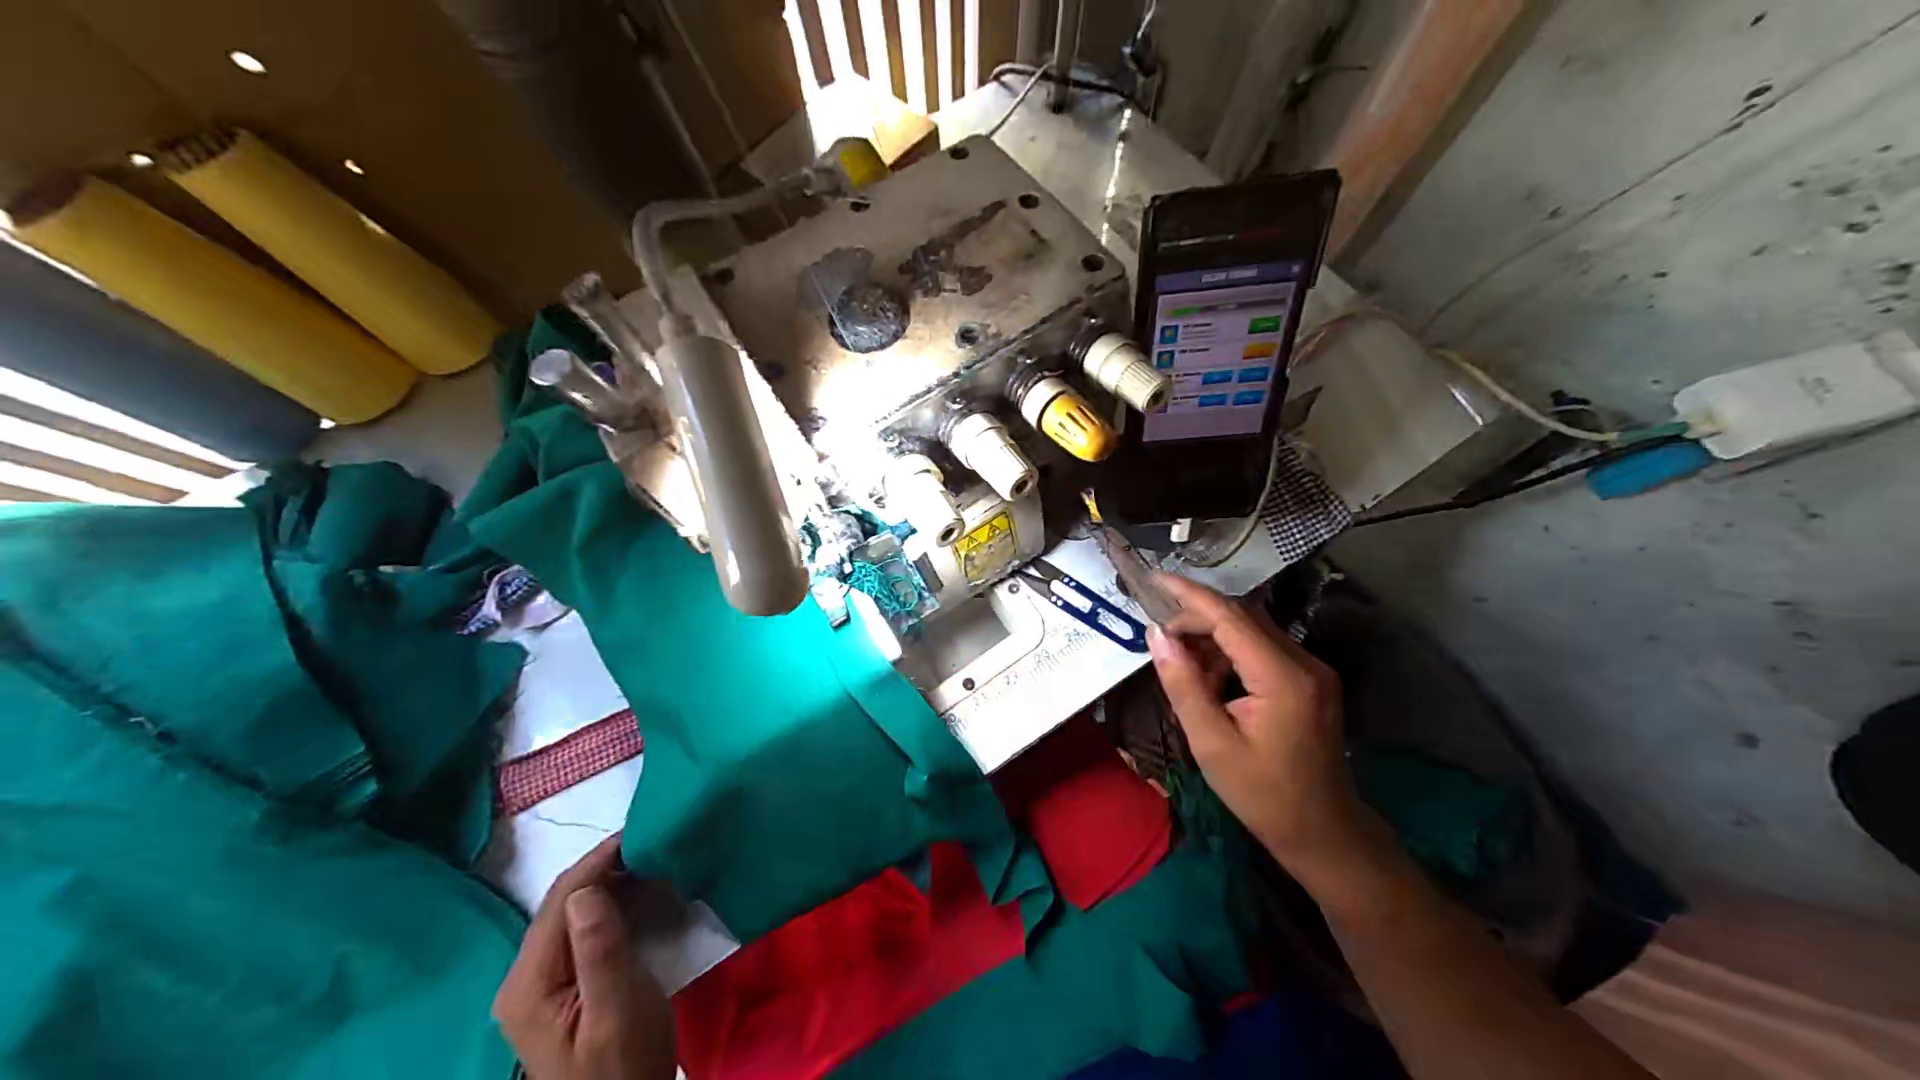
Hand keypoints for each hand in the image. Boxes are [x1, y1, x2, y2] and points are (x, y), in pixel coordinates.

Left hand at [493, 833, 676, 1079]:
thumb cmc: (626, 1067)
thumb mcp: (620, 1010)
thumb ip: (600, 950)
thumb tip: (587, 891)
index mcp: (529, 985)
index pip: (560, 901)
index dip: (598, 862)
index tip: (642, 833)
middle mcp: (523, 979)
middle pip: (560, 904)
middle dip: (604, 867)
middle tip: (651, 840)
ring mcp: (539, 984)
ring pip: (570, 913)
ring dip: (607, 882)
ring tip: (649, 858)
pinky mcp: (559, 988)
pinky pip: (579, 930)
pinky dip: (607, 904)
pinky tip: (635, 893)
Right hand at [1146, 574, 1373, 882]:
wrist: (1323, 832)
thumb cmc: (1263, 794)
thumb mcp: (1211, 742)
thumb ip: (1183, 684)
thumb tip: (1156, 635)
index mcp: (1283, 678)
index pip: (1230, 618)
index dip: (1190, 596)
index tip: (1154, 580)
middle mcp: (1305, 663)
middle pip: (1243, 618)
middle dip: (1196, 617)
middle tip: (1158, 634)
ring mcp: (1312, 670)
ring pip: (1252, 631)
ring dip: (1212, 637)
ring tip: (1179, 662)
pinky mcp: (1310, 680)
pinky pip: (1262, 650)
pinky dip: (1230, 653)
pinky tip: (1208, 677)